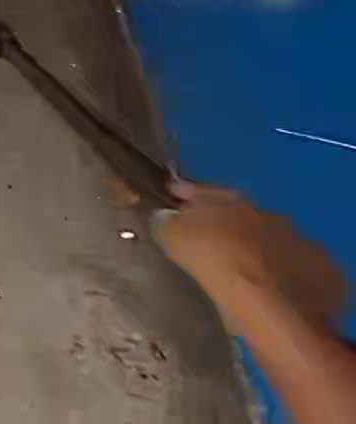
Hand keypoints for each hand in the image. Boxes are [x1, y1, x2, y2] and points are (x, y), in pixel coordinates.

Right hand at [154, 180, 347, 325]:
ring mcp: (306, 243)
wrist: (272, 307)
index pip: (201, 189)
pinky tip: (271, 281)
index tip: (174, 202)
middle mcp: (270, 214)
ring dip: (258, 245)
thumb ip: (168, 218)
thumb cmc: (211, 262)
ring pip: (273, 238)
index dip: (185, 195)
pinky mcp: (329, 271)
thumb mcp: (168, 235)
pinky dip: (285, 267)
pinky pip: (300, 263)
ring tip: (242, 263)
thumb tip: (173, 216)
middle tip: (210, 238)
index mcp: (228, 200)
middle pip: (241, 214)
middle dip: (227, 222)